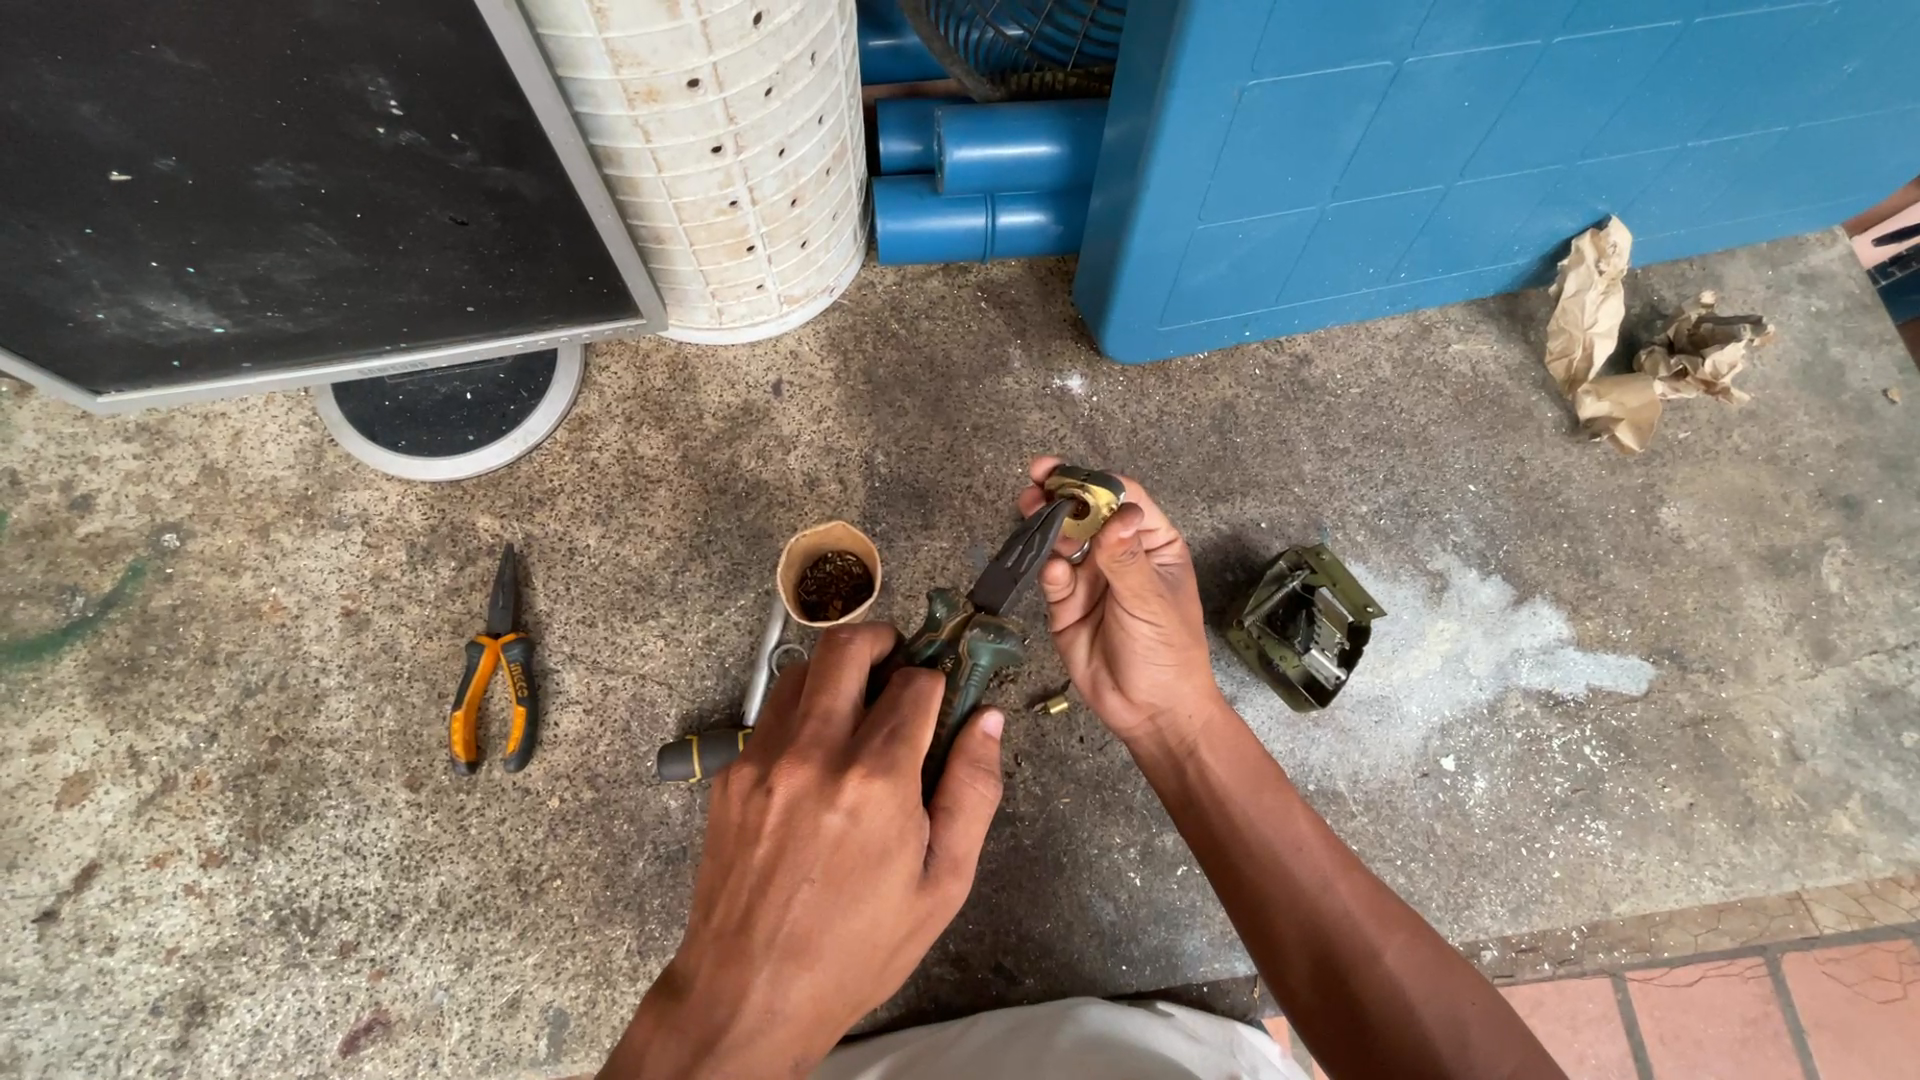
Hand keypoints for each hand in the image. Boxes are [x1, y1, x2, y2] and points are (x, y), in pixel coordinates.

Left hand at [601, 623, 1005, 1079]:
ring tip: (858, 705)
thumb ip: (973, 791)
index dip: (938, 682)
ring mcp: (763, 758)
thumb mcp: (943, 883)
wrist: (748, 994)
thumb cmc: (858, 947)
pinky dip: (803, 710)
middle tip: (900, 663)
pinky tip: (818, 754)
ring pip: (802, 669)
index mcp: (877, 779)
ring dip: (837, 671)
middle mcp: (815, 752)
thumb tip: (987, 718)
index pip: (915, 684)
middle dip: (883, 642)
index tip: (942, 696)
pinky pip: (772, 713)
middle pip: (847, 646)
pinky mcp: (730, 774)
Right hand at [1017, 457, 1223, 747]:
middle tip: (1034, 484)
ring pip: (1063, 541)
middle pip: (1086, 514)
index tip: (1063, 471)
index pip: (1123, 499)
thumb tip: (1118, 512)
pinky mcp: (1066, 605)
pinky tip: (1054, 574)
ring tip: (1028, 512)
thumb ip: (1126, 558)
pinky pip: (1053, 578)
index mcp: (1152, 544)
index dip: (1094, 481)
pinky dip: (1049, 571)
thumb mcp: (1150, 601)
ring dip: (1046, 527)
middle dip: (1061, 497)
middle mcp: (1119, 555)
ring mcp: (1091, 580)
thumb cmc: (1166, 651)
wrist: (1149, 712)